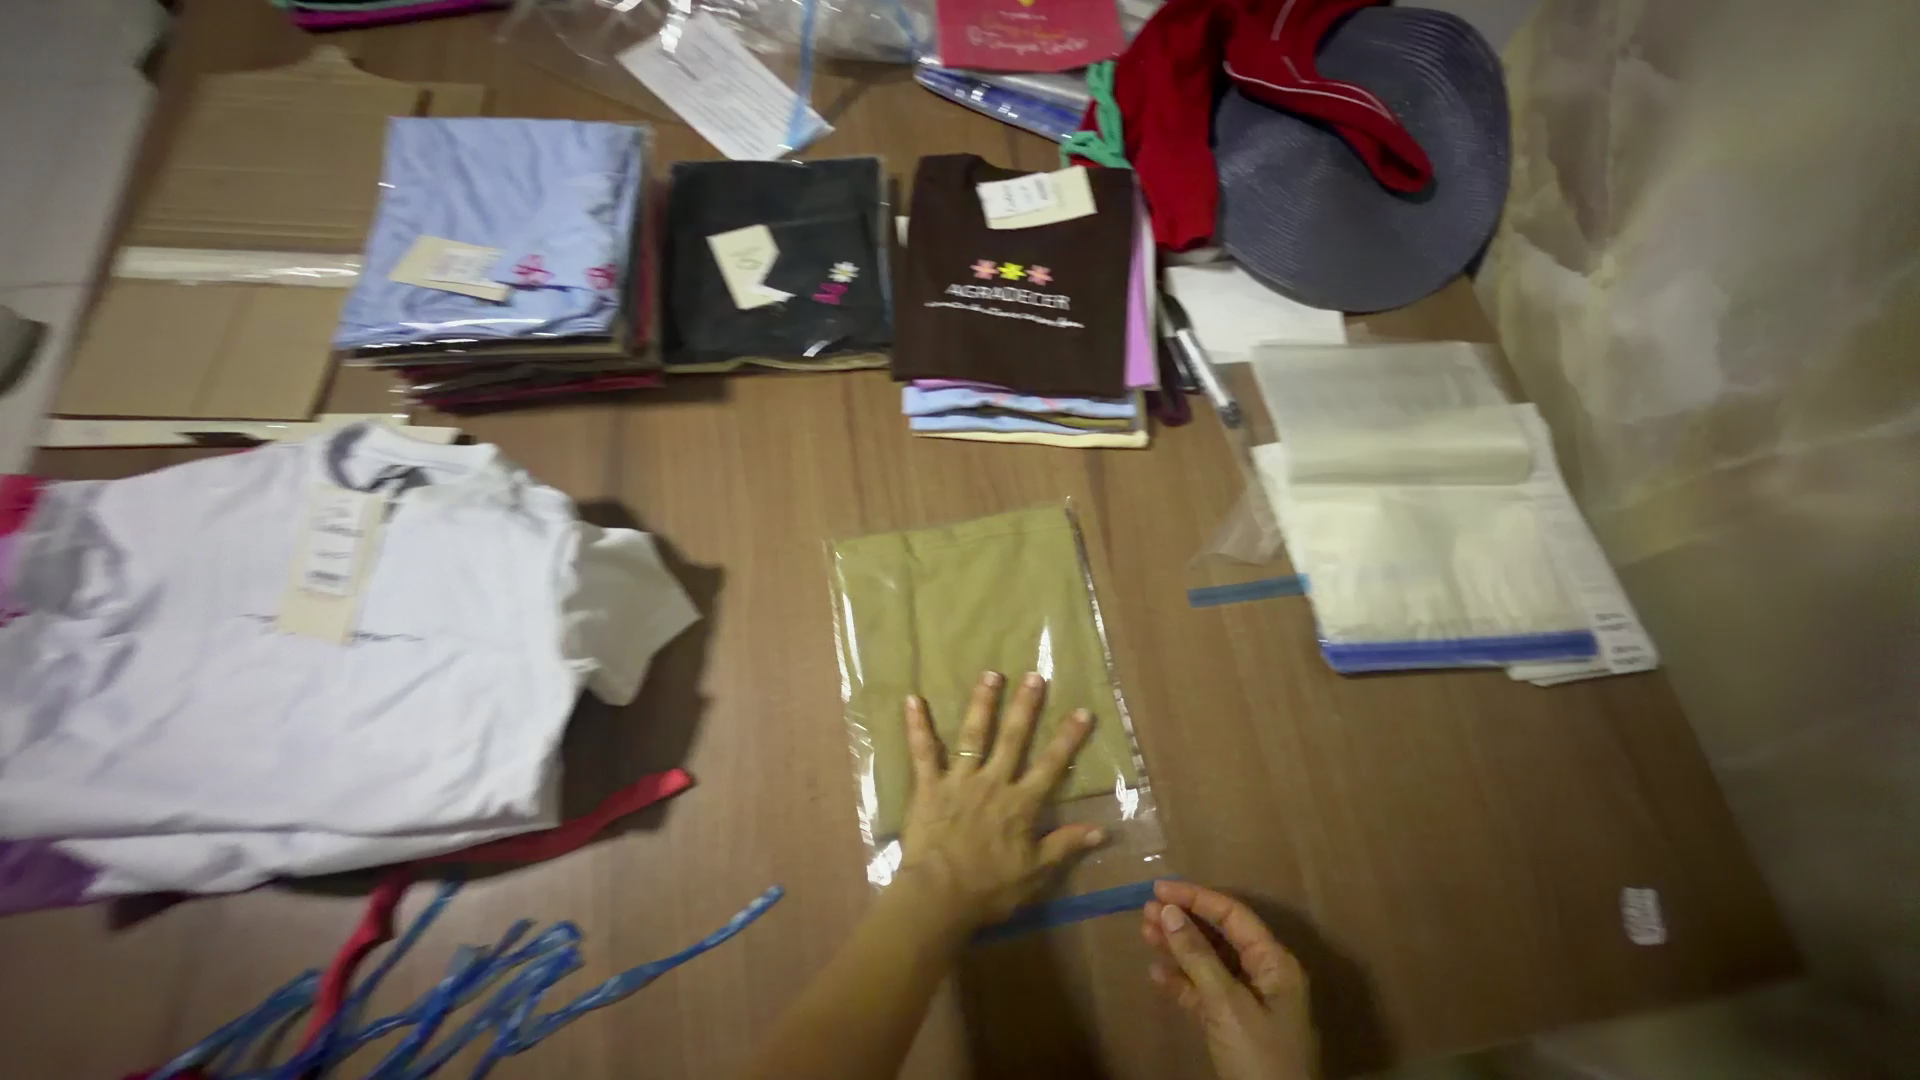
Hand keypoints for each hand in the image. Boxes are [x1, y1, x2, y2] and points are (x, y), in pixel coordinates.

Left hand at [897, 670, 1105, 926]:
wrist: (939, 896)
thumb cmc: (989, 888)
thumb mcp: (1035, 872)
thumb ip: (1065, 845)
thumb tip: (1102, 829)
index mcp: (1020, 804)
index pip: (1051, 765)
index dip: (1068, 738)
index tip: (1082, 711)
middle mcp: (993, 783)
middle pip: (1013, 738)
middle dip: (1025, 706)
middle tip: (1034, 676)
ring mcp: (959, 781)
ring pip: (973, 735)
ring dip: (982, 703)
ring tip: (990, 674)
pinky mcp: (929, 786)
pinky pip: (923, 752)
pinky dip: (917, 726)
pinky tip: (913, 700)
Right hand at [1142, 881, 1317, 1079]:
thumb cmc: (1259, 1057)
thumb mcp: (1227, 1004)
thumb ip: (1198, 955)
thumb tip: (1169, 910)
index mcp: (1274, 962)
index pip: (1233, 915)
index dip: (1196, 897)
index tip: (1159, 889)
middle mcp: (1262, 974)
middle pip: (1219, 935)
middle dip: (1182, 921)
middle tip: (1146, 910)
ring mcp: (1247, 1000)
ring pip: (1208, 961)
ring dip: (1177, 947)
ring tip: (1144, 933)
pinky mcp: (1231, 1024)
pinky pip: (1203, 991)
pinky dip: (1181, 981)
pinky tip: (1156, 974)